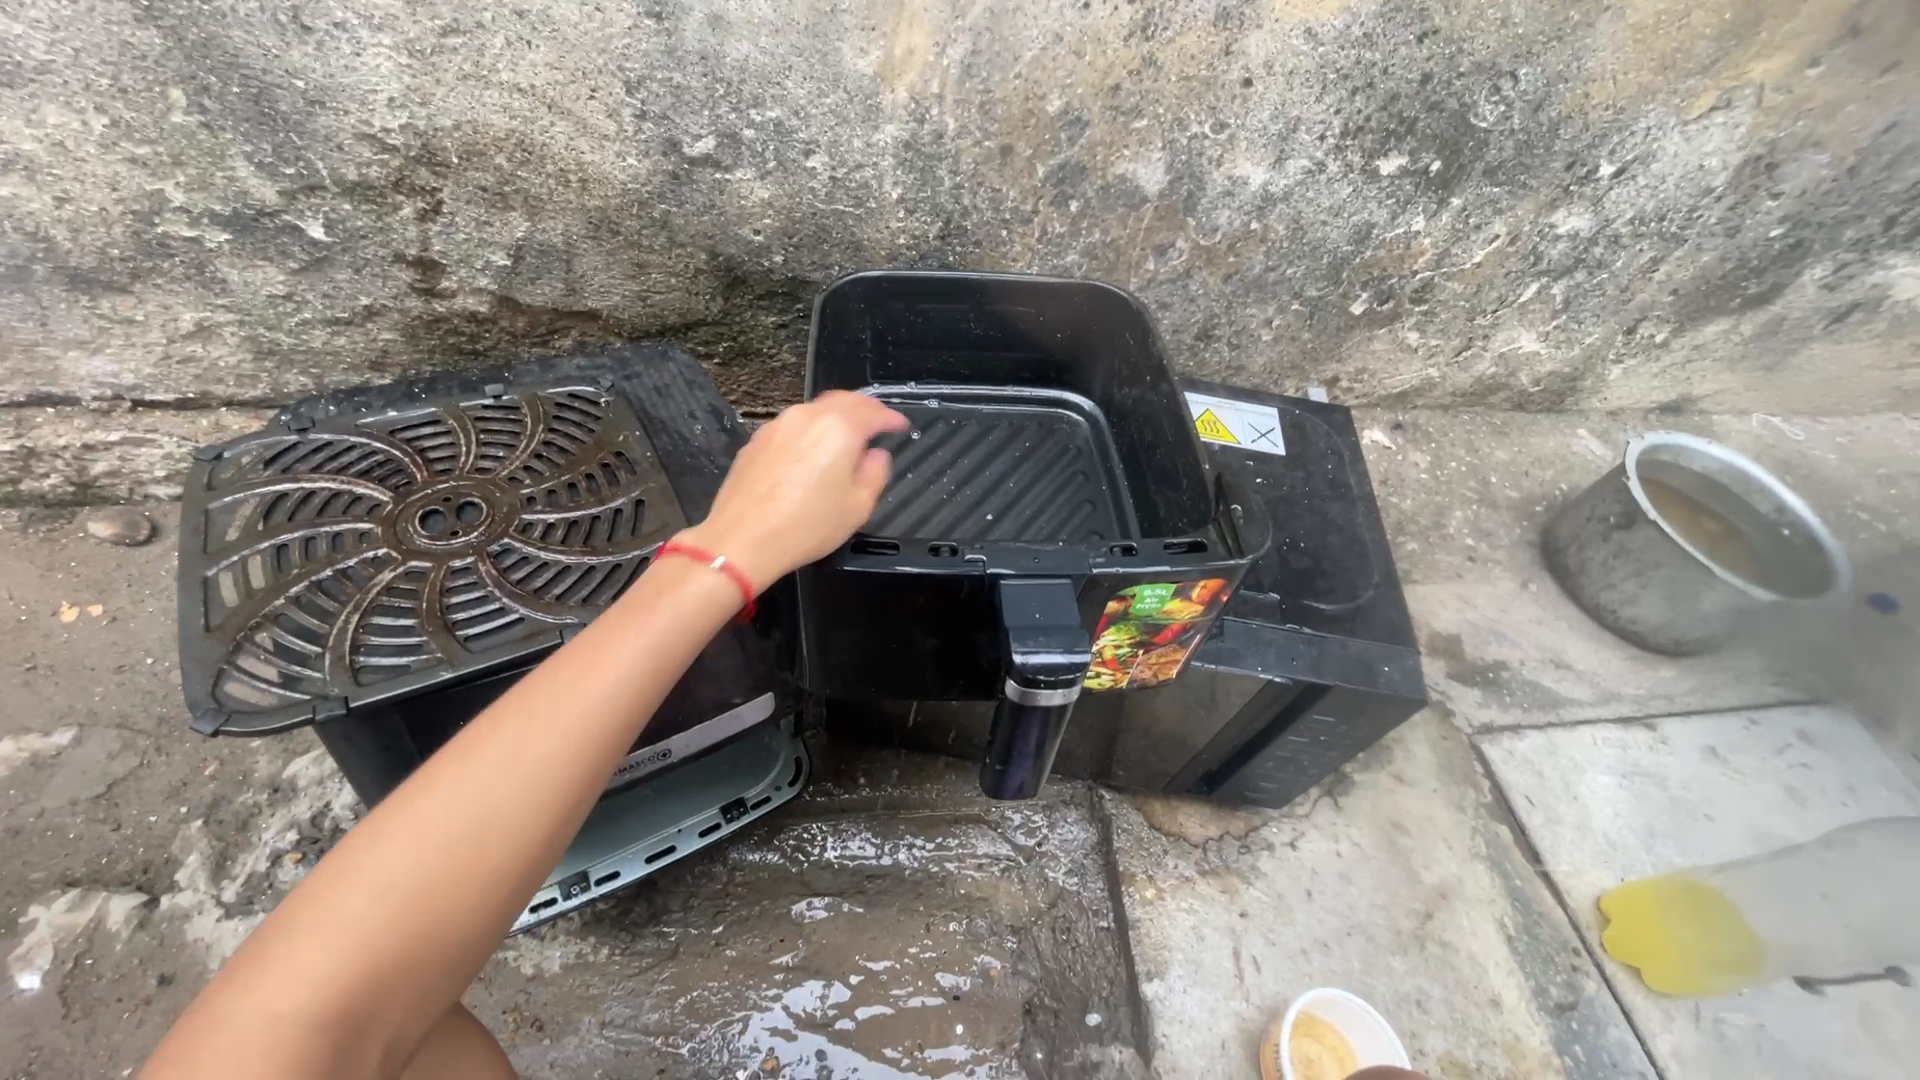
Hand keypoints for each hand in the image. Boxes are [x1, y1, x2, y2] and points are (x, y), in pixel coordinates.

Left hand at [681, 390, 908, 590]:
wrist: (743, 539)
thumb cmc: (805, 527)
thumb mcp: (858, 507)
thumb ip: (875, 473)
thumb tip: (875, 456)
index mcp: (839, 429)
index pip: (874, 412)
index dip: (891, 418)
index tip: (900, 426)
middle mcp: (808, 417)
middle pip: (844, 400)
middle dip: (865, 409)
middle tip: (877, 423)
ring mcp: (779, 426)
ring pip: (816, 410)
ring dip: (836, 418)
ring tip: (847, 438)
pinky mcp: (758, 440)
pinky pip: (793, 426)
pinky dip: (811, 431)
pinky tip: (813, 453)